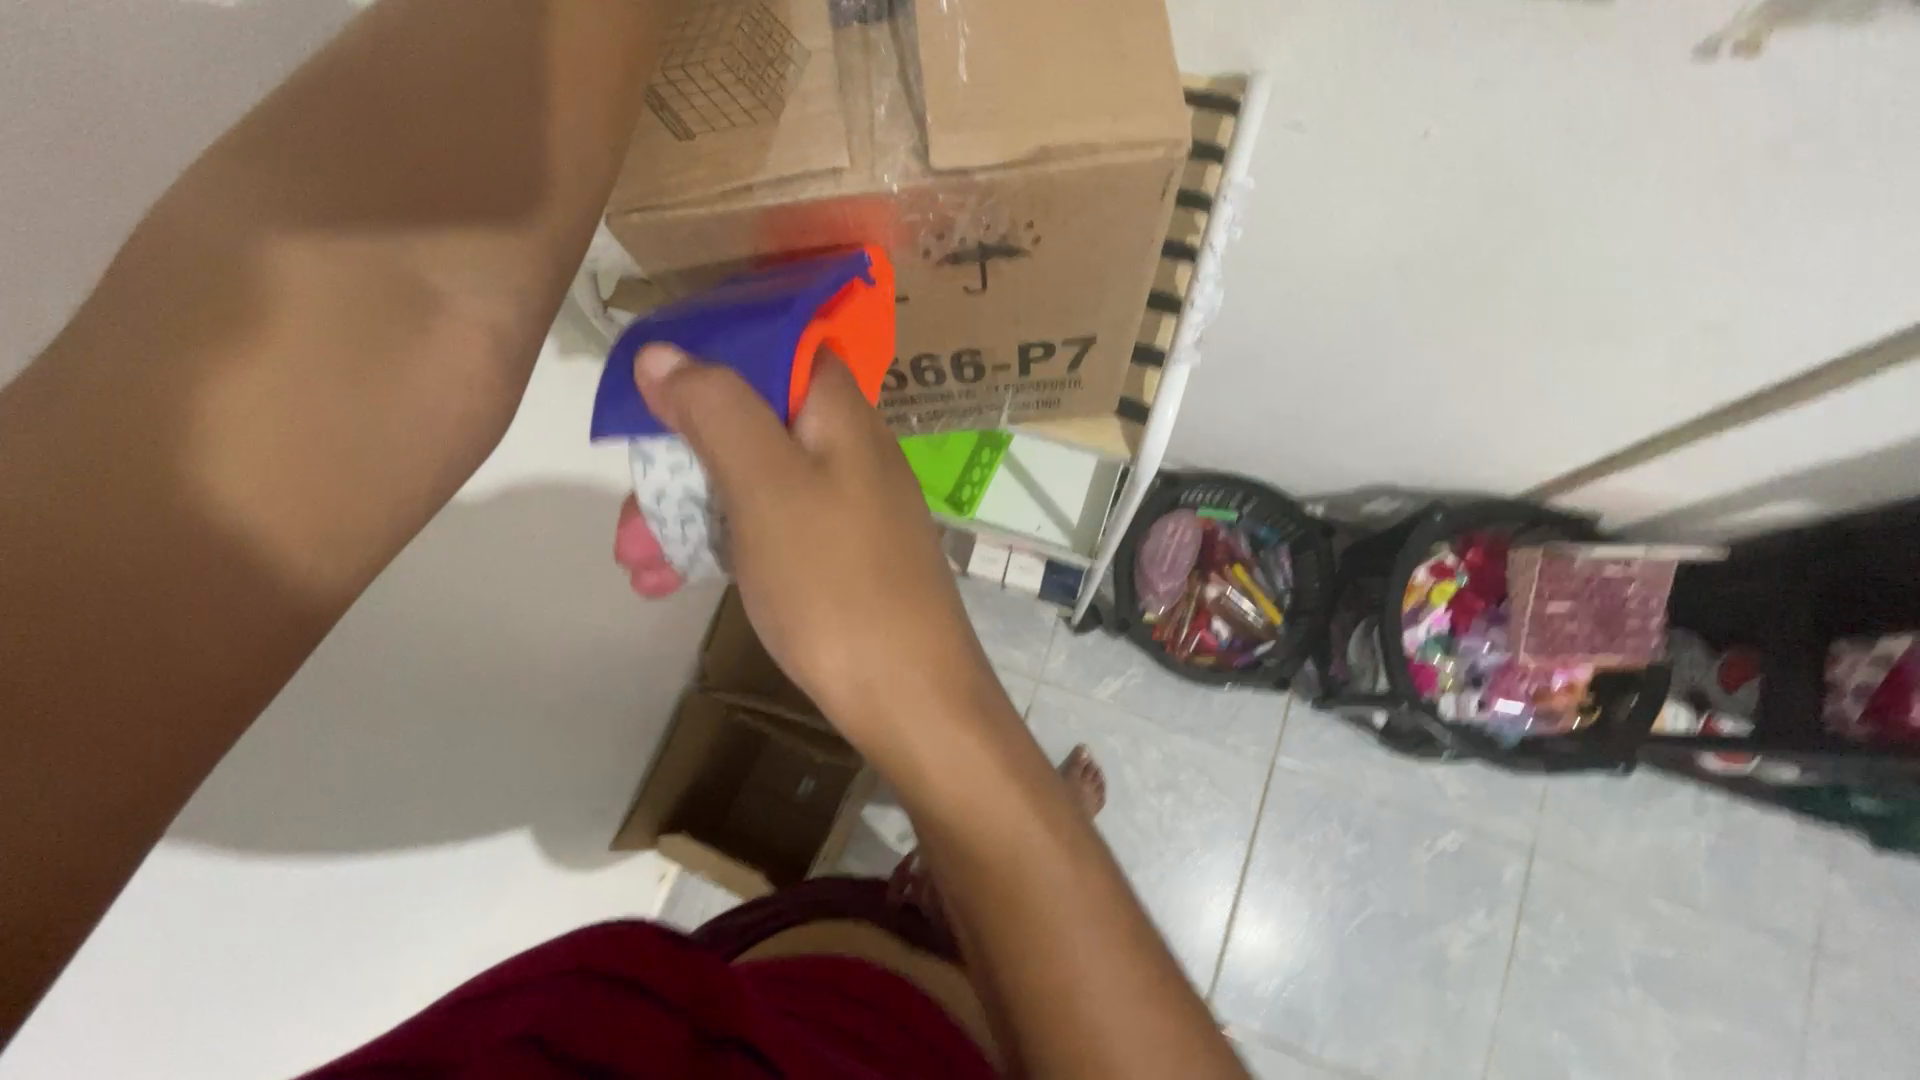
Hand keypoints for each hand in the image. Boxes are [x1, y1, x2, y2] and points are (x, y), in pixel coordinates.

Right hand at [633, 343, 1011, 750]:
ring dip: (684, 513)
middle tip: (625, 515)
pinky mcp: (836, 556)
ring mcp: (843, 505)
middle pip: (748, 422)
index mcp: (838, 412)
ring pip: (749, 483)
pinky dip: (718, 546)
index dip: (708, 355)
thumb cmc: (835, 582)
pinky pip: (766, 530)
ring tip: (633, 563)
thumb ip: (716, 410)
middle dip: (677, 462)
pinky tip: (666, 583)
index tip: (646, 388)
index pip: (772, 347)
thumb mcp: (766, 486)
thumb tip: (663, 352)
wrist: (908, 697)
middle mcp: (845, 447)